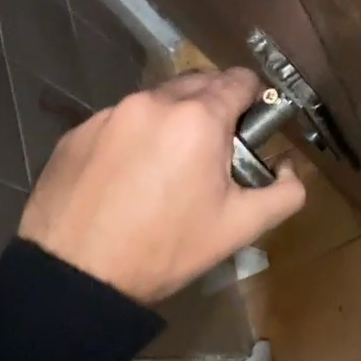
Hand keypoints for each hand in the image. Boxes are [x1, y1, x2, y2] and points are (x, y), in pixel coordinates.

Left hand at [18, 68, 306, 303]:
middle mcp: (155, 102)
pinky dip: (133, 136)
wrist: (72, 281)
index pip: (241, 80)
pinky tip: (126, 176)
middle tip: (212, 149)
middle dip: (214, 105)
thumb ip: (285, 193)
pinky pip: (120, 120)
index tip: (249, 128)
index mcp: (200, 118)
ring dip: (172, 119)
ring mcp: (111, 114)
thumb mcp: (239, 228)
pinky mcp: (77, 133)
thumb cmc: (164, 249)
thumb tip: (289, 168)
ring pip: (158, 100)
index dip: (253, 99)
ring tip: (165, 165)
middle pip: (200, 82)